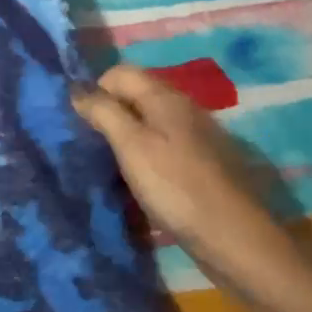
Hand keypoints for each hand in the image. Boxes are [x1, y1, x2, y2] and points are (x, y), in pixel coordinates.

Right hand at [75, 65, 299, 291]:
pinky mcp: (205, 164)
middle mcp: (185, 108)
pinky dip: (149, 155)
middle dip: (111, 114)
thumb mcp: (130, 145)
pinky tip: (145, 182)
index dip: (97, 91)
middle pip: (136, 95)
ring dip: (128, 137)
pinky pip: (166, 146)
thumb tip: (78, 88)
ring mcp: (199, 136)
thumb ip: (102, 111)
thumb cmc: (175, 186)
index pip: (119, 72)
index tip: (85, 125)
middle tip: (95, 146)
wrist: (234, 239)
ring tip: (115, 166)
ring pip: (151, 122)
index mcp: (166, 97)